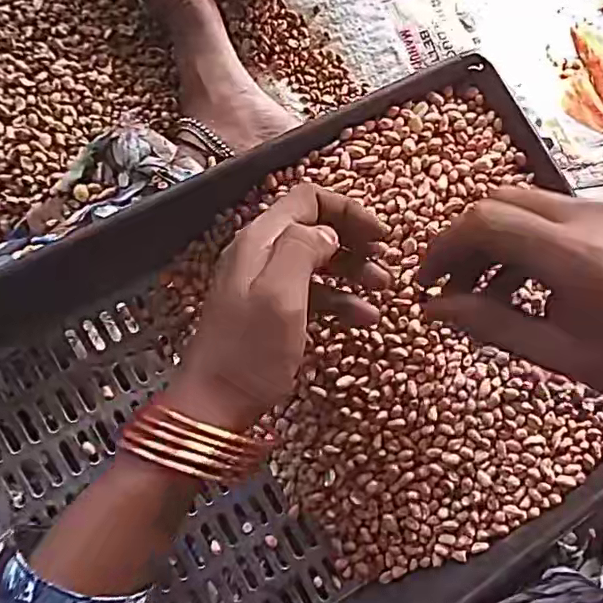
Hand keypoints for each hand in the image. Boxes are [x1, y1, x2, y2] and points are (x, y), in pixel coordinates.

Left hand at [169, 183, 390, 430]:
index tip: (380, 234)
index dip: (348, 210)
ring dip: (354, 271)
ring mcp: (266, 284)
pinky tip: (364, 318)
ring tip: (383, 288)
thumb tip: (328, 234)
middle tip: (386, 262)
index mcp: (260, 239)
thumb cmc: (248, 349)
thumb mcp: (280, 293)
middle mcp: (261, 254)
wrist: (217, 403)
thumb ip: (303, 249)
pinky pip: (314, 294)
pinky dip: (341, 300)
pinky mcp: (273, 312)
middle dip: (355, 241)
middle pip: (316, 229)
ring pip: (319, 262)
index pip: (308, 199)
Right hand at [418, 187, 602, 500]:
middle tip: (449, 286)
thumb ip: (488, 324)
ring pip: (522, 203)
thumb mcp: (556, 353)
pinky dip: (521, 239)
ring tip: (481, 292)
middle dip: (463, 241)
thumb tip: (433, 308)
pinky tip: (518, 282)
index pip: (486, 221)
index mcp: (578, 256)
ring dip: (491, 240)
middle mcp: (591, 218)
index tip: (426, 281)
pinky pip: (550, 213)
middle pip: (498, 201)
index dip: (444, 247)